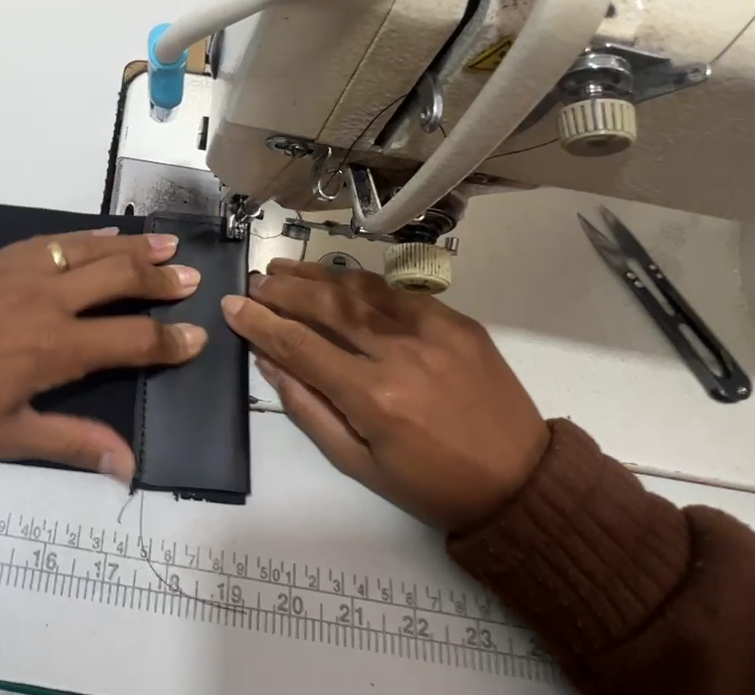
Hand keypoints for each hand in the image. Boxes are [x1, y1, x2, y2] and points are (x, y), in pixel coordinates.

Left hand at [0, 229, 205, 481]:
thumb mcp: (7, 437)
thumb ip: (73, 443)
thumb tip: (129, 464)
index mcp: (56, 348)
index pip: (133, 340)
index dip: (172, 341)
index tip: (198, 337)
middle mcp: (49, 300)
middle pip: (122, 279)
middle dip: (163, 279)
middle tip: (191, 278)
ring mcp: (23, 271)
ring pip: (93, 250)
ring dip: (134, 246)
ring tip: (168, 243)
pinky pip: (54, 240)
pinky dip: (87, 236)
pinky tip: (105, 235)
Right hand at [222, 259, 547, 530]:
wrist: (522, 483)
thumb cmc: (432, 485)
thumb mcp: (359, 465)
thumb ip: (309, 410)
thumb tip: (269, 362)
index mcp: (373, 396)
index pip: (299, 346)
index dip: (259, 324)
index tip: (232, 306)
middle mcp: (399, 353)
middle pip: (325, 307)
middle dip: (282, 291)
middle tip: (254, 282)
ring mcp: (432, 330)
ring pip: (359, 289)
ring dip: (315, 276)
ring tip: (282, 268)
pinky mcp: (456, 320)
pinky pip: (396, 292)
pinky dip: (359, 282)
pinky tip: (336, 278)